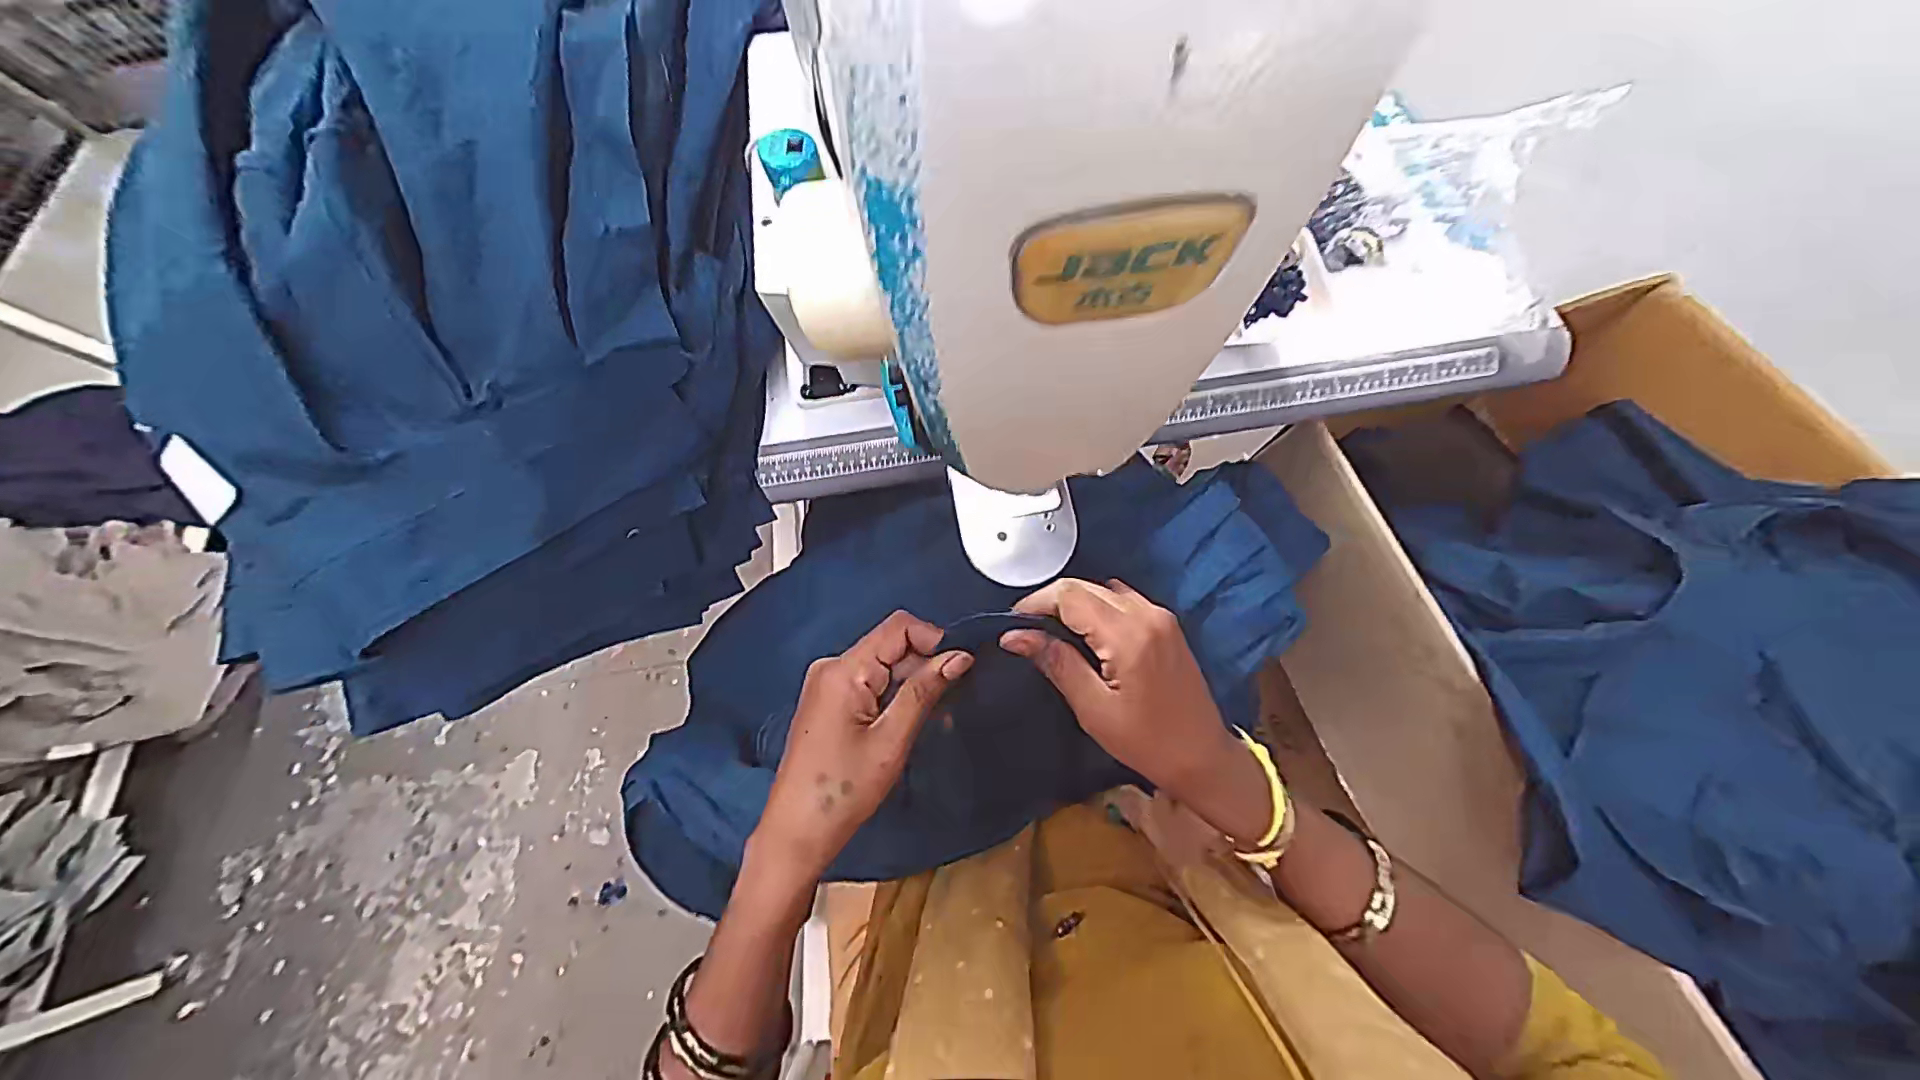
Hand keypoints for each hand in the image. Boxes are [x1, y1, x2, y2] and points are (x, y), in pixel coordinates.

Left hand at [755, 611, 973, 881]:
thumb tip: (960, 656)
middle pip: (891, 644)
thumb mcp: (892, 740)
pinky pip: (870, 681)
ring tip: (931, 716)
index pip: (899, 627)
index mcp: (843, 670)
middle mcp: (832, 666)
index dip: (934, 639)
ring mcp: (827, 683)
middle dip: (925, 664)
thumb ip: (924, 691)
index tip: (960, 668)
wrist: (796, 832)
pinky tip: (907, 721)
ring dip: (912, 682)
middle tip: (948, 700)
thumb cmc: (844, 791)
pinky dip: (894, 694)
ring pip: (884, 664)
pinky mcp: (829, 700)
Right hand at [1002, 578, 1264, 841]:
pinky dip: (1097, 607)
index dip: (1035, 604)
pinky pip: (1122, 600)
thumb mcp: (1093, 708)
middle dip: (1051, 602)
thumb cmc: (1146, 742)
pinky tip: (1086, 634)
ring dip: (1074, 603)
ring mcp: (1160, 616)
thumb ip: (1056, 662)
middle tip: (1027, 631)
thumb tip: (1015, 635)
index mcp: (1128, 634)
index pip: (1070, 594)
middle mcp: (1147, 614)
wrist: (1202, 757)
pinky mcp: (1166, 624)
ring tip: (1052, 632)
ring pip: (1103, 589)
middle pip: (1085, 586)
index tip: (1014, 625)